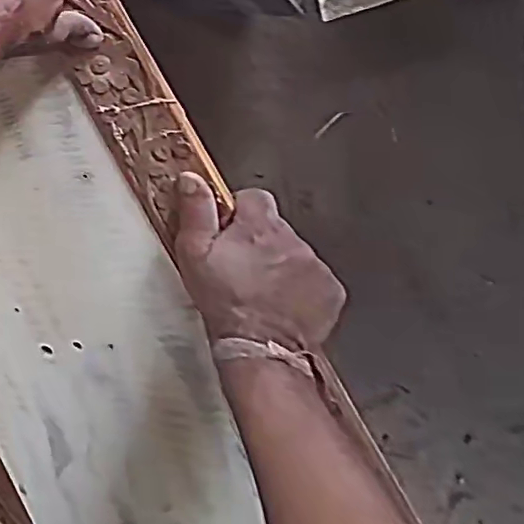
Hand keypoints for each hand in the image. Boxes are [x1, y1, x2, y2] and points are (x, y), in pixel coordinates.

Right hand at [172, 172, 344, 349]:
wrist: (259, 343)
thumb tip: (193, 180)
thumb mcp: (194, 252)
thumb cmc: (223, 298)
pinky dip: (295, 282)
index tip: (226, 228)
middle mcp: (293, 241)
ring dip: (276, 261)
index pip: (254, 197)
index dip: (237, 210)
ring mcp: (315, 266)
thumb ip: (195, 211)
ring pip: (292, 251)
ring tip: (255, 284)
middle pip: (273, 226)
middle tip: (235, 262)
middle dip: (256, 238)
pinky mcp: (330, 289)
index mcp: (258, 228)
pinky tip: (276, 297)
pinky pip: (311, 275)